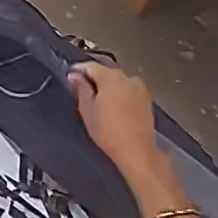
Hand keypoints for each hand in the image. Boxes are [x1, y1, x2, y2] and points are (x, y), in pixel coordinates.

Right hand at [69, 61, 181, 205]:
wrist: (136, 152)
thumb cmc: (108, 132)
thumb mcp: (87, 109)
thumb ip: (81, 88)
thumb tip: (75, 76)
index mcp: (111, 77)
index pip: (90, 66)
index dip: (78, 70)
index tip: (70, 75)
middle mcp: (128, 78)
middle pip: (106, 72)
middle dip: (93, 79)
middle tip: (81, 91)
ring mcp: (140, 88)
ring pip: (118, 82)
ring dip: (107, 87)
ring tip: (97, 102)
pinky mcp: (146, 100)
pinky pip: (128, 91)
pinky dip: (119, 95)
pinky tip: (113, 108)